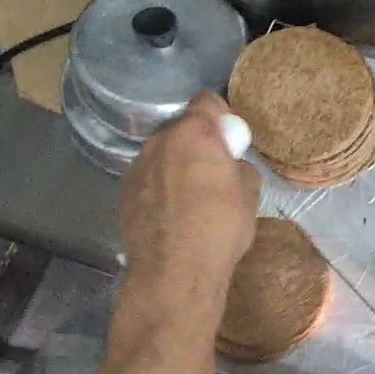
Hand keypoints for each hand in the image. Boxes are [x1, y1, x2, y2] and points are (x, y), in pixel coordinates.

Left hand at [119, 93, 260, 288]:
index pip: (207, 102)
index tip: (230, 140)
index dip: (221, 117)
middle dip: (197, 144)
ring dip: (177, 165)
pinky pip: (149, 178)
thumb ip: (240, 169)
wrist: (175, 271)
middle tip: (213, 172)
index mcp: (196, 134)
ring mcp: (137, 165)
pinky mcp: (124, 191)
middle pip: (182, 129)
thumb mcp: (250, 196)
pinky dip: (160, 187)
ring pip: (163, 154)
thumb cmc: (220, 228)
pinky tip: (172, 214)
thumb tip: (232, 167)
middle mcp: (161, 141)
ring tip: (191, 198)